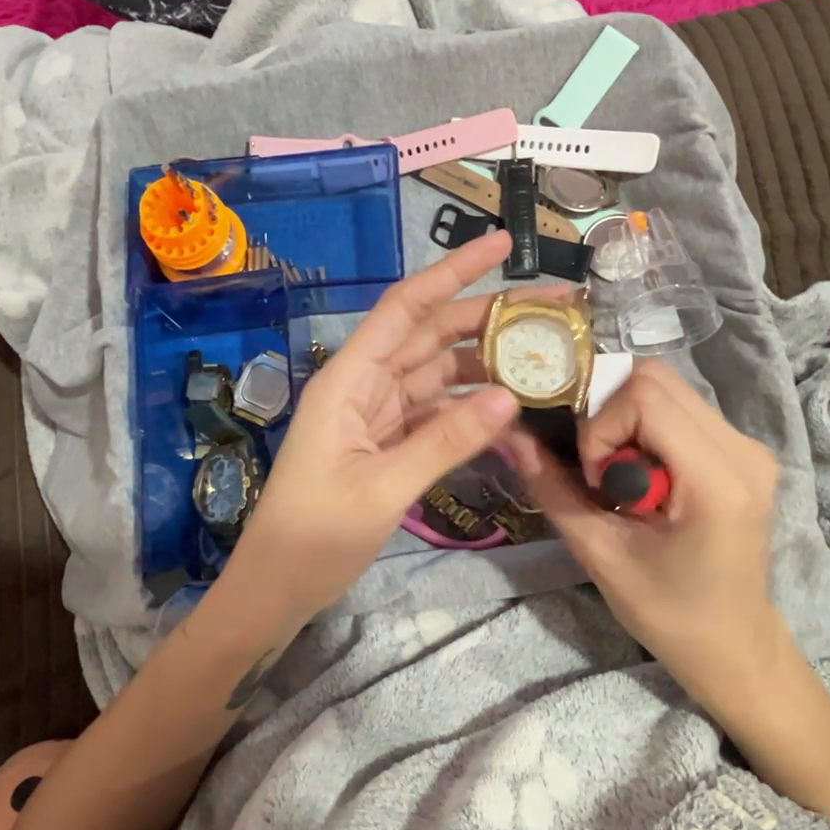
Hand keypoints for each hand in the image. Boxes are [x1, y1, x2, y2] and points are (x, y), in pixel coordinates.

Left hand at [225, 231, 519, 619]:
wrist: (277, 585)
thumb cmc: (315, 535)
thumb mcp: (382, 488)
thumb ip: (444, 442)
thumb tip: (508, 396)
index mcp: (347, 381)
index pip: (405, 309)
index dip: (452, 272)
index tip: (501, 245)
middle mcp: (361, 387)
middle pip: (428, 336)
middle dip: (486, 317)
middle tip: (553, 308)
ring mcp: (374, 417)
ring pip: (435, 375)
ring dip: (484, 364)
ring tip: (544, 356)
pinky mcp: (383, 446)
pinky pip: (432, 414)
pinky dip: (467, 410)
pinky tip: (510, 408)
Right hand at [510, 360, 788, 689]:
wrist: (732, 645)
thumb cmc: (667, 611)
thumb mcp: (599, 553)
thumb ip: (552, 487)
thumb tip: (507, 435)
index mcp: (717, 480)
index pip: (645, 397)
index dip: (601, 428)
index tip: (596, 480)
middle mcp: (743, 449)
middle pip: (655, 378)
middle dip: (608, 416)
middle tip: (598, 472)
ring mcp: (748, 446)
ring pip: (665, 388)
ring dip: (623, 421)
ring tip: (618, 478)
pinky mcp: (741, 451)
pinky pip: (678, 409)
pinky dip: (642, 429)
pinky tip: (639, 476)